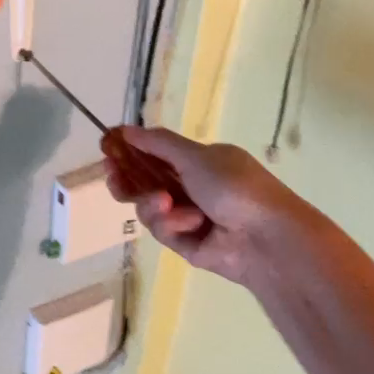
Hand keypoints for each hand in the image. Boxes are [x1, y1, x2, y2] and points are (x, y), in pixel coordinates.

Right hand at [104, 126, 335, 294]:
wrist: (266, 237)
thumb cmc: (235, 186)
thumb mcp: (196, 156)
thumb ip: (158, 144)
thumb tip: (126, 129)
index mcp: (200, 162)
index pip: (156, 156)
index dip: (131, 154)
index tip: (108, 152)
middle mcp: (193, 188)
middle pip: (145, 185)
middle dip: (128, 182)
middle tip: (114, 179)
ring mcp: (189, 217)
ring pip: (149, 209)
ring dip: (154, 205)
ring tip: (167, 205)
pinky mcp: (187, 245)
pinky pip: (163, 232)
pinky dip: (173, 226)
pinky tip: (191, 225)